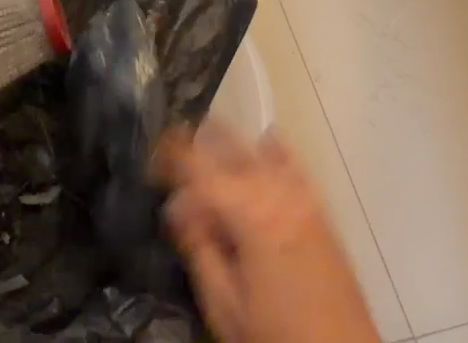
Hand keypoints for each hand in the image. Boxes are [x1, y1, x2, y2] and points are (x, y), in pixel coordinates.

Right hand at [156, 121, 379, 342]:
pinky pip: (292, 162)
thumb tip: (179, 210)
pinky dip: (272, 149)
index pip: (198, 166)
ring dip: (227, 145)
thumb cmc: (276, 334)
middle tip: (168, 156)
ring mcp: (301, 195)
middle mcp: (275, 191)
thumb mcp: (224, 305)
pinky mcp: (318, 207)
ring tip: (202, 148)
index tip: (149, 155)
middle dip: (194, 144)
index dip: (169, 154)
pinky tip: (262, 144)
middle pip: (227, 147)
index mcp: (247, 212)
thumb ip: (199, 249)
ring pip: (256, 149)